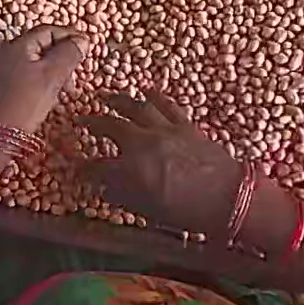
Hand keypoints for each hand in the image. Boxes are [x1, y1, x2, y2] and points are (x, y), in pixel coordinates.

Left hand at [0, 26, 86, 133]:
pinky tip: (47, 96)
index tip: (86, 44)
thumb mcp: (52, 76)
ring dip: (53, 71)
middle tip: (77, 70)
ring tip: (65, 88)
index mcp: (19, 45)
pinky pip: (25, 77)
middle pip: (40, 46)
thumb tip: (81, 40)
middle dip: (63, 55)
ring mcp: (0, 72)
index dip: (70, 35)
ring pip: (33, 63)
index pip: (48, 30)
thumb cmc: (23, 104)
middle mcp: (6, 54)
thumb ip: (68, 54)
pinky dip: (41, 82)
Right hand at [82, 91, 243, 235]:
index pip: (98, 166)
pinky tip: (146, 91)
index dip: (84, 167)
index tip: (75, 166)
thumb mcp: (148, 211)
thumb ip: (122, 195)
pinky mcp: (184, 125)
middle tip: (81, 119)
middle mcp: (144, 144)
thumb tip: (103, 185)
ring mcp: (165, 130)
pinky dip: (154, 97)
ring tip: (106, 96)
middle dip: (93, 123)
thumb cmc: (187, 212)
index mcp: (132, 169)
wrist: (228, 199)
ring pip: (136, 108)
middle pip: (111, 127)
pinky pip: (166, 106)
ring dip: (118, 100)